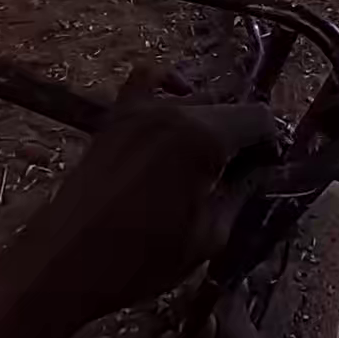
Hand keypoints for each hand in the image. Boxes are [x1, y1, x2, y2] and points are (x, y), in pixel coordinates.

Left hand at [18, 65, 277, 318]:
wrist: (66, 259)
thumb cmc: (140, 259)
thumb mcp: (207, 236)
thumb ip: (241, 194)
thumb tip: (261, 173)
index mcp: (203, 137)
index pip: (258, 117)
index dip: (272, 141)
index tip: (270, 168)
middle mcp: (176, 109)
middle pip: (229, 105)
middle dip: (244, 133)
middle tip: (243, 171)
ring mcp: (143, 105)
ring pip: (196, 96)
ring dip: (213, 119)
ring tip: (211, 155)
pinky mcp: (118, 113)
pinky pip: (149, 77)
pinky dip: (169, 83)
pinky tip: (177, 105)